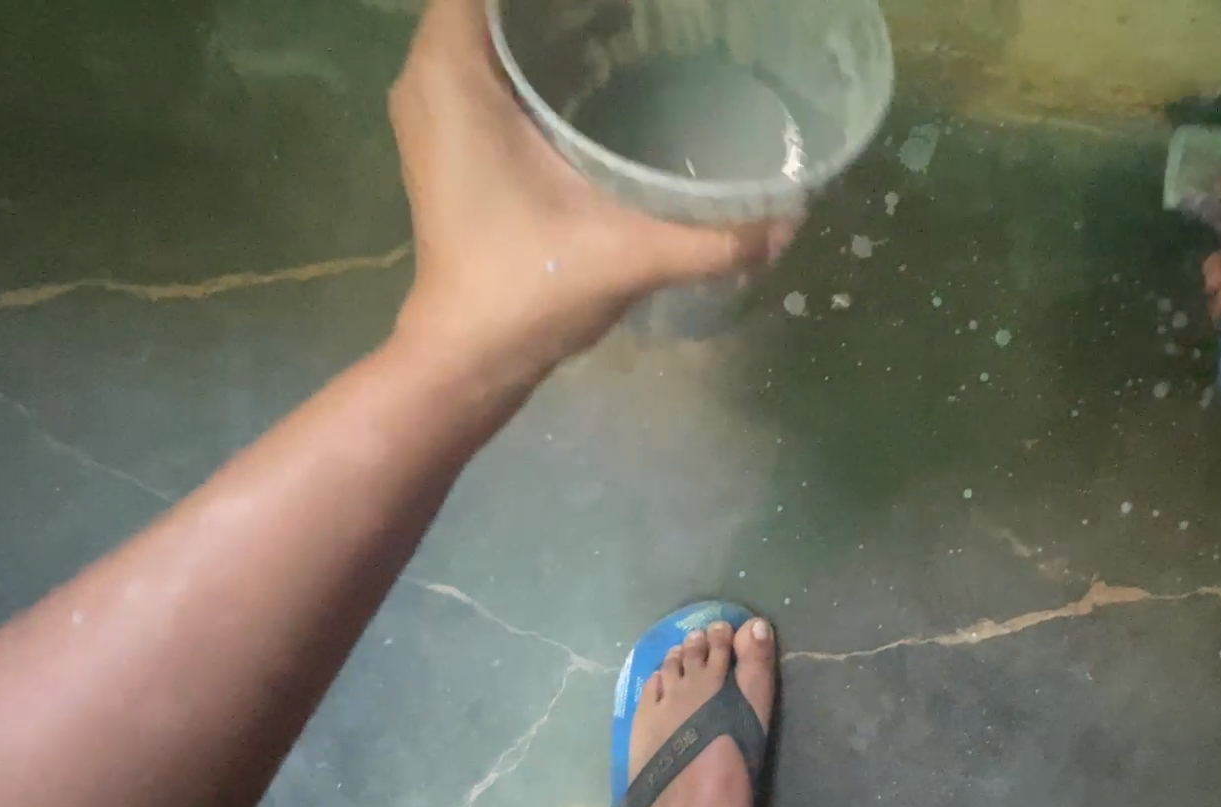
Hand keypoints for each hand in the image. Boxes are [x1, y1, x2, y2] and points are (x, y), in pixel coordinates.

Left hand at [387, 0, 796, 376]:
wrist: (472, 356)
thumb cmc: (530, 289)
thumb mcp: (632, 255)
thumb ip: (715, 239)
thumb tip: (789, 223)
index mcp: (453, 73)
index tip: (624, 6)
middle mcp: (431, 80)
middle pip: (497, 10)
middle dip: (567, 12)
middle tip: (641, 22)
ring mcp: (437, 119)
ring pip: (492, 47)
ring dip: (550, 40)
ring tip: (625, 43)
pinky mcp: (452, 154)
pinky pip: (491, 84)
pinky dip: (537, 78)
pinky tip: (594, 99)